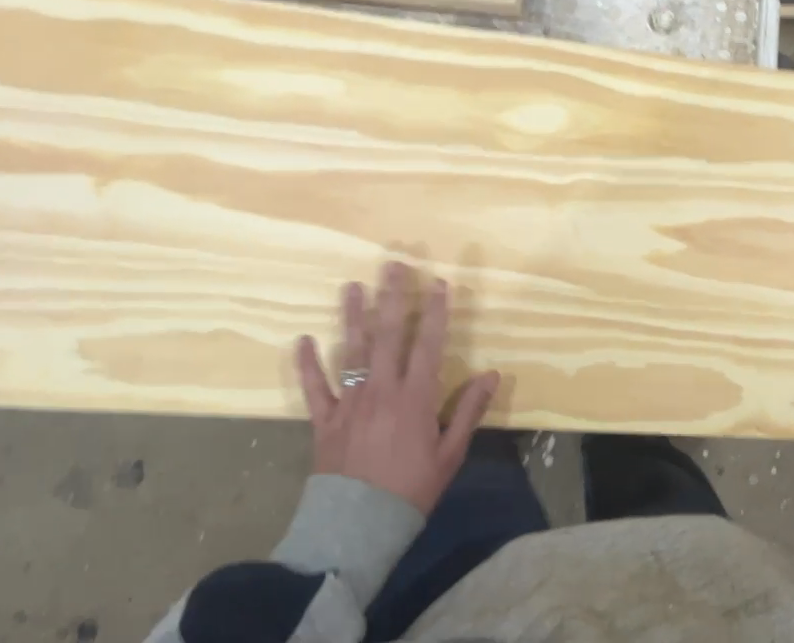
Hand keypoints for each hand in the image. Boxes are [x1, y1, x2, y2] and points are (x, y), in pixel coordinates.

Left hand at [295, 263, 500, 513]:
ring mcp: (349, 404)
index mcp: (415, 398)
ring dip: (353, 316)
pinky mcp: (324, 422)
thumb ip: (469, 411)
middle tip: (394, 264)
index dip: (436, 312)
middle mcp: (381, 391)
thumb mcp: (450, 454)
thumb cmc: (411, 491)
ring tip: (353, 285)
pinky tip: (302, 340)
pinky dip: (307, 364)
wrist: (356, 529)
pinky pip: (314, 388)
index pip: (429, 344)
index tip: (439, 283)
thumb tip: (491, 374)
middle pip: (388, 335)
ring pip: (352, 352)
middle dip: (393, 298)